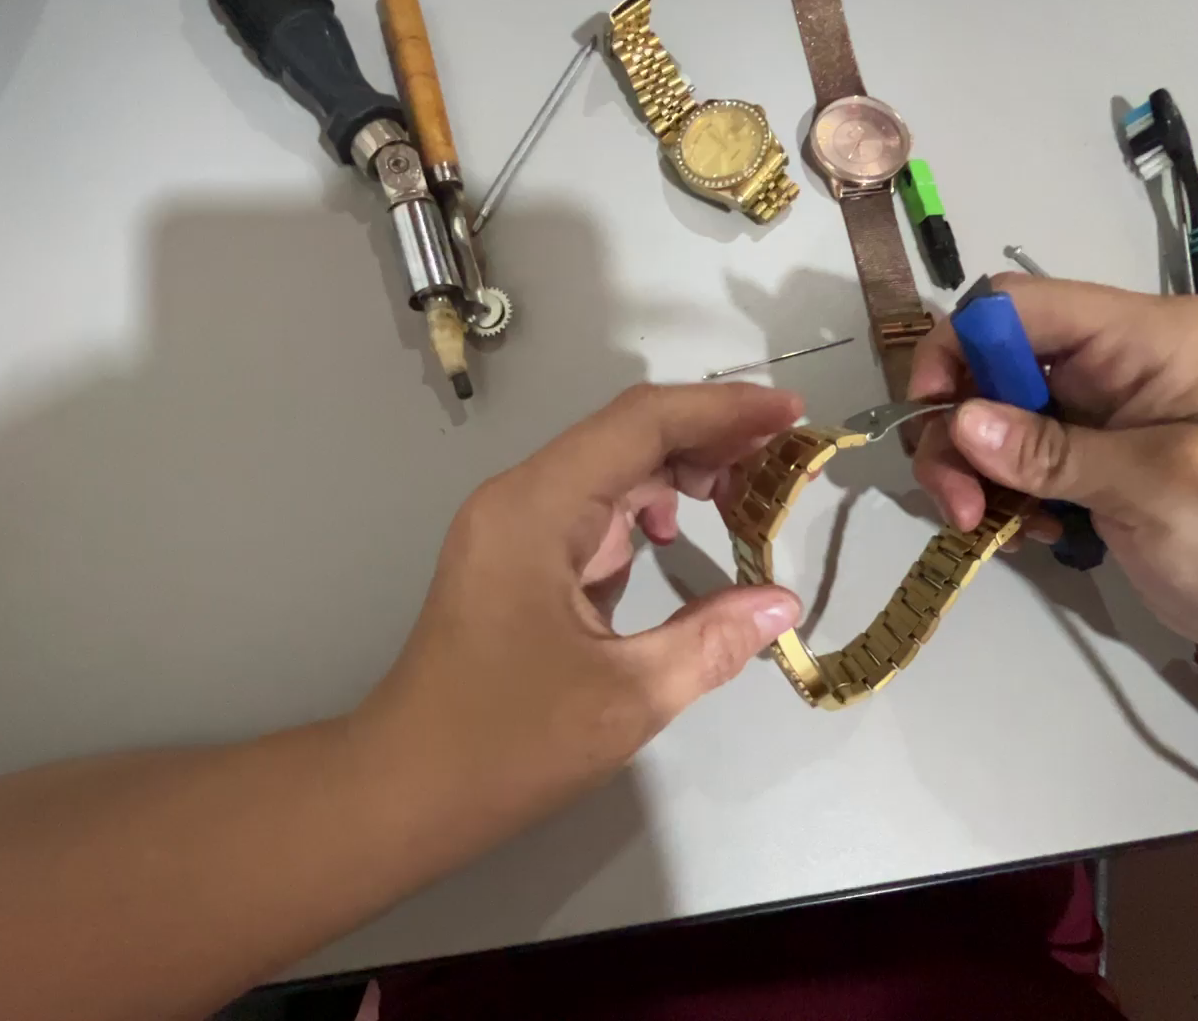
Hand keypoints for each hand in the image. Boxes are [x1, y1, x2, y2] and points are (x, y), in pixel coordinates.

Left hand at [351, 384, 803, 852]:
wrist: (405, 787)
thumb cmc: (506, 745)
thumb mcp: (626, 697)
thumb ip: (712, 639)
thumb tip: (784, 602)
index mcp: (538, 509)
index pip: (640, 423)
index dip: (722, 410)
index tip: (792, 415)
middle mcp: (521, 498)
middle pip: (625, 435)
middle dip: (708, 438)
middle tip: (782, 463)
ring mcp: (515, 524)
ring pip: (609, 469)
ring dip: (677, 472)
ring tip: (746, 496)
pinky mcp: (518, 554)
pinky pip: (590, 509)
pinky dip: (642, 510)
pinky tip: (676, 532)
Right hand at [907, 276, 1197, 717]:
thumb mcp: (1156, 488)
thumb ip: (1050, 450)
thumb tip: (957, 421)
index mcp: (1151, 337)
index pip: (1018, 305)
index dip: (957, 345)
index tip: (928, 412)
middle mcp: (1117, 361)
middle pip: (991, 366)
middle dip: (957, 430)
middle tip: (954, 504)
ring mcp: (1100, 414)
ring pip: (989, 417)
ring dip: (971, 472)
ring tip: (984, 527)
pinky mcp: (1088, 460)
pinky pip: (1012, 460)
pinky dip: (1001, 495)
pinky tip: (1029, 533)